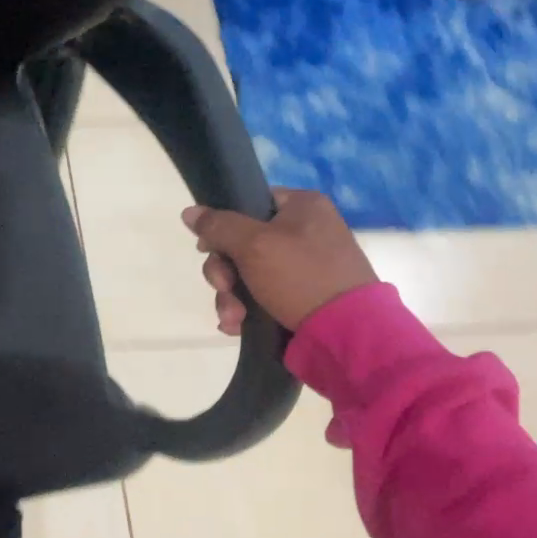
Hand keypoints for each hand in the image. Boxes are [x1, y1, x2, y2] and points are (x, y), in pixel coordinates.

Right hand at [182, 188, 376, 333]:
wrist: (347, 336)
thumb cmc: (301, 278)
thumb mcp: (254, 245)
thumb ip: (218, 226)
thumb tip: (189, 212)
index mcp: (303, 207)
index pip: (249, 202)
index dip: (222, 225)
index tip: (207, 248)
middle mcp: (306, 231)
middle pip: (242, 241)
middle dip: (224, 271)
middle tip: (222, 288)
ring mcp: (306, 266)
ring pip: (247, 273)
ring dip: (230, 296)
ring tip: (233, 317)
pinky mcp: (302, 296)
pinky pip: (262, 295)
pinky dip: (246, 309)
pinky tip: (238, 325)